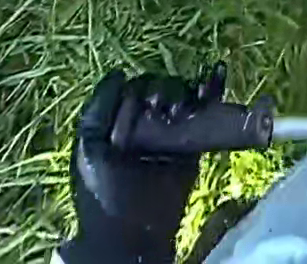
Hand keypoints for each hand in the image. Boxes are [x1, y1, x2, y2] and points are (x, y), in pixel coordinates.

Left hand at [63, 67, 222, 263]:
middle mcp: (149, 120)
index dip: (143, 89)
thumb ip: (98, 111)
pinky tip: (217, 72)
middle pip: (165, 86)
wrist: (132, 234)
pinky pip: (207, 109)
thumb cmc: (103, 193)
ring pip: (186, 94)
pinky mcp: (195, 141)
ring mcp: (174, 129)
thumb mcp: (89, 150)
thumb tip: (120, 72)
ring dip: (189, 90)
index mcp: (122, 121)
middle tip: (166, 112)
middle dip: (168, 92)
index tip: (147, 103)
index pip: (138, 86)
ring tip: (183, 108)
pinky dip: (214, 89)